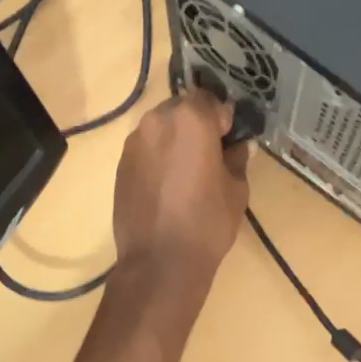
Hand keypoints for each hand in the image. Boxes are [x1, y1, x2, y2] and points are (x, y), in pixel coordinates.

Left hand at [112, 88, 250, 284]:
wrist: (159, 262)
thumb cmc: (207, 222)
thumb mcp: (236, 190)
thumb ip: (237, 159)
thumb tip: (240, 146)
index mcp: (191, 119)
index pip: (211, 99)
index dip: (223, 117)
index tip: (231, 139)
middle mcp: (157, 121)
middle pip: (182, 109)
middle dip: (197, 124)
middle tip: (211, 153)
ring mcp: (134, 143)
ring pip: (160, 128)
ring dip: (175, 140)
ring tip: (188, 171)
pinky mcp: (120, 165)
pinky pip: (145, 149)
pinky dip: (158, 157)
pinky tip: (168, 185)